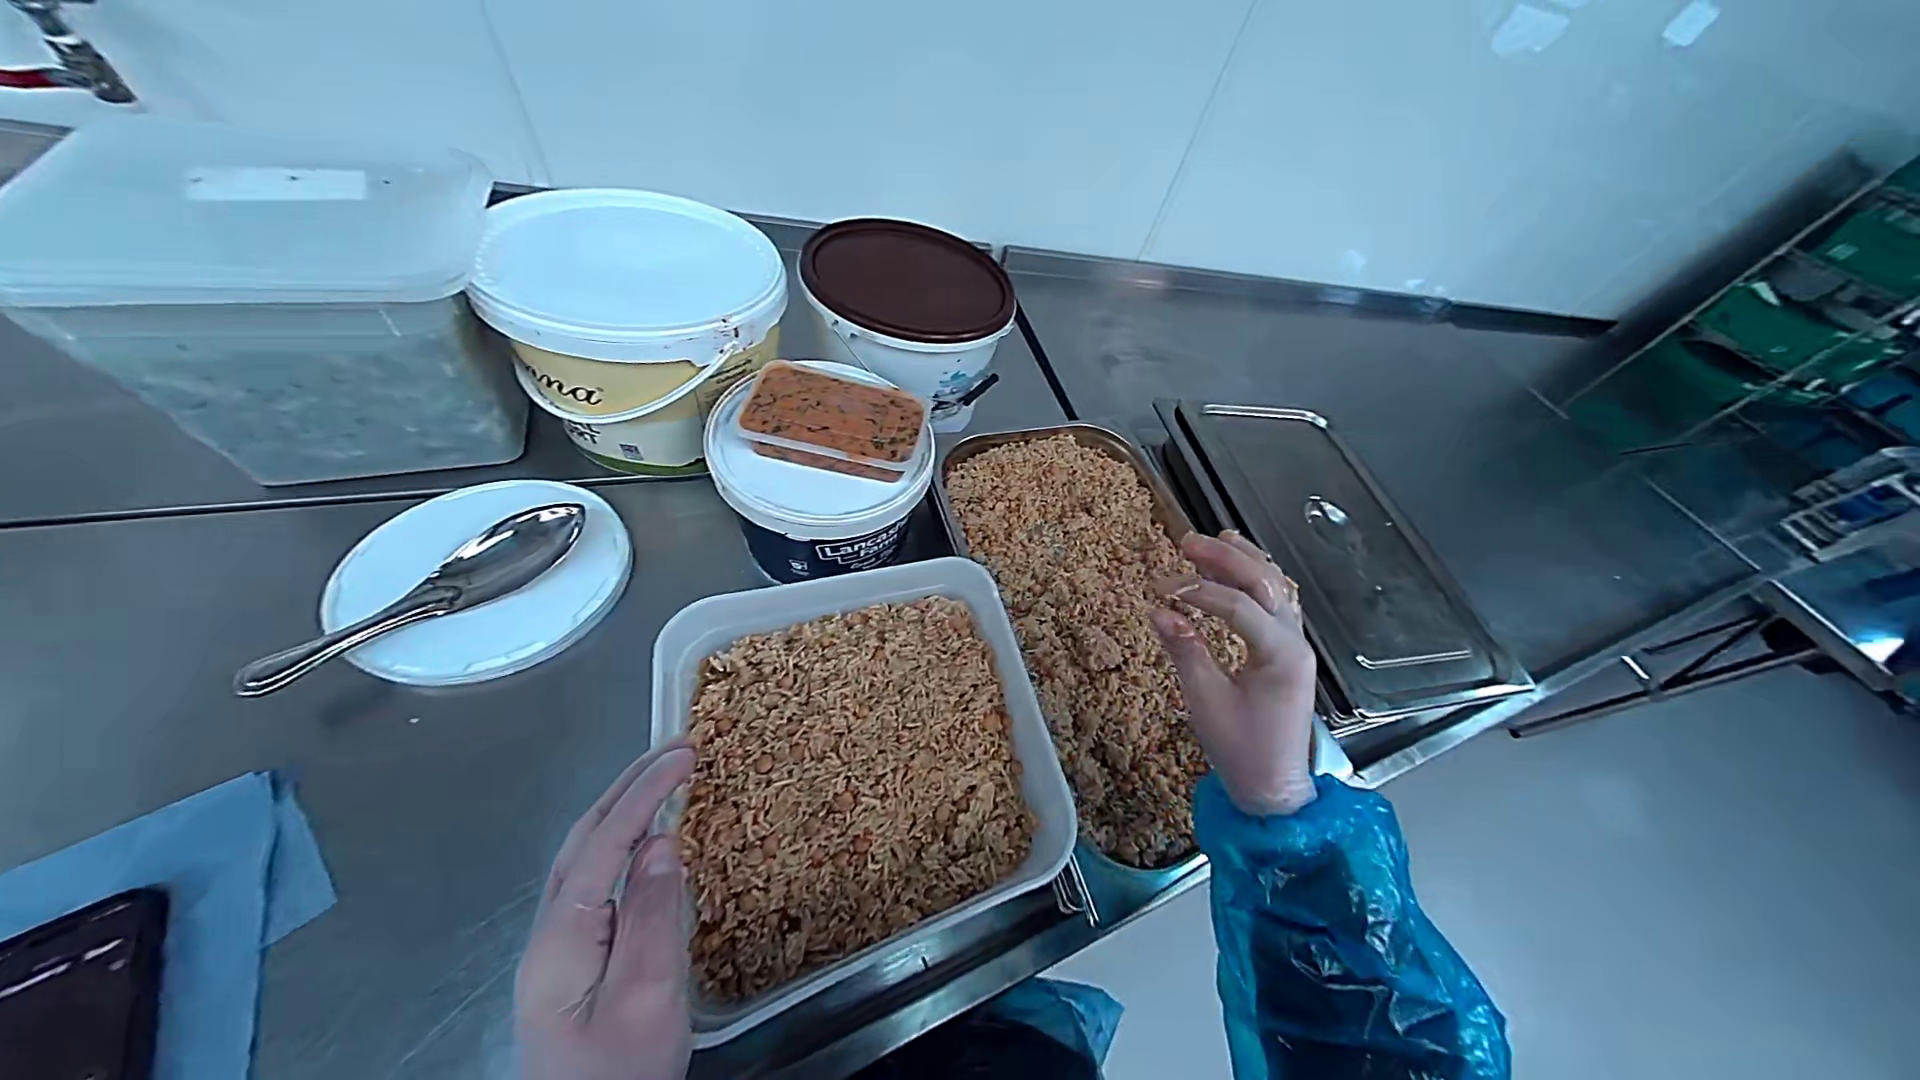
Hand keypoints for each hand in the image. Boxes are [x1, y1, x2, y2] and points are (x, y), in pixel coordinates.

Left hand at [516, 740, 697, 1079]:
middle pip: (587, 835)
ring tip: (667, 772)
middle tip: (678, 747)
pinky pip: (600, 872)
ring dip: (626, 803)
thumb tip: (663, 842)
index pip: (607, 841)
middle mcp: (552, 930)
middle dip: (631, 783)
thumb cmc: (622, 1073)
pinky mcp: (577, 952)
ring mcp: (560, 942)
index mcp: (562, 938)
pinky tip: (650, 831)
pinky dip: (626, 834)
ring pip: (589, 851)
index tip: (686, 755)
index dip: (647, 792)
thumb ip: (654, 916)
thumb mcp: (649, 999)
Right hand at [1151, 530, 1318, 816]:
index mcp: (1281, 655)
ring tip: (1216, 540)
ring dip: (1244, 562)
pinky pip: (1276, 603)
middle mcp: (1295, 642)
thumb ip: (1185, 651)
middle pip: (1264, 583)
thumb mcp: (1206, 701)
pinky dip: (1255, 581)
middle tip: (1187, 543)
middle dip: (1225, 558)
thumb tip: (1159, 610)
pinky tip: (1239, 569)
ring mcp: (1295, 644)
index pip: (1237, 605)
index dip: (1197, 591)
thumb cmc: (1242, 750)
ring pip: (1276, 587)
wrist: (1275, 786)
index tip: (1161, 587)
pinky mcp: (1287, 650)